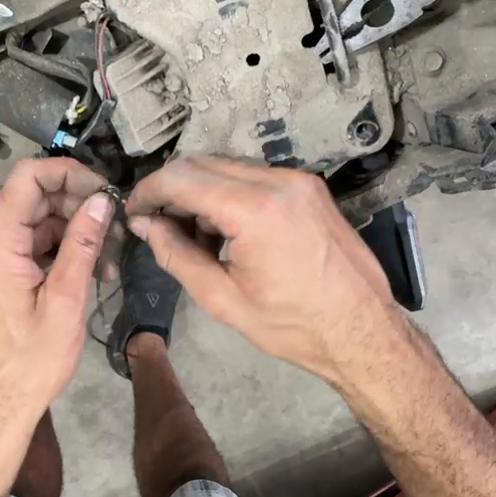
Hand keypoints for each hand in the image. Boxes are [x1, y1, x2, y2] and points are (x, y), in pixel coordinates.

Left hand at [0, 159, 112, 421]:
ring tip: (107, 263)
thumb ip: (82, 245)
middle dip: (79, 208)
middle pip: (34, 199)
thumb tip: (101, 202)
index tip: (104, 189)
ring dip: (74, 233)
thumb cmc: (30, 361)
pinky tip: (89, 272)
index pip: (27, 178)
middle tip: (116, 233)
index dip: (68, 173)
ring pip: (36, 223)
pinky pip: (29, 245)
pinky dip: (59, 252)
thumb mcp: (66, 301)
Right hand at [125, 157, 428, 410]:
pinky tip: (222, 232)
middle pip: (202, 165)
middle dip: (171, 190)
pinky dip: (227, 196)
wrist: (363, 331)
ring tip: (191, 237)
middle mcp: (279, 181)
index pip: (182, 178)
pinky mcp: (309, 188)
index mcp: (256, 210)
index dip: (148, 191)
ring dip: (199, 193)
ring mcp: (298, 181)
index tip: (132, 211)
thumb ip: (176, 255)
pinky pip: (252, 178)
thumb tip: (144, 226)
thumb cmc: (293, 325)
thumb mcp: (222, 299)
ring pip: (226, 169)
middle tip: (154, 225)